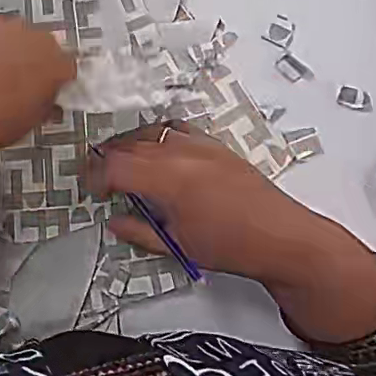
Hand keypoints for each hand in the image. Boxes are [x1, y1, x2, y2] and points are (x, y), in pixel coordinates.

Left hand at [0, 16, 76, 178]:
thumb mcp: (26, 124)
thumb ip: (44, 104)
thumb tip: (46, 96)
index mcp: (53, 62)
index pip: (67, 65)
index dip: (58, 81)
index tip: (47, 95)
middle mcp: (29, 34)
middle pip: (40, 44)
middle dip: (34, 61)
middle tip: (19, 86)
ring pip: (10, 35)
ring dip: (6, 50)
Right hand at [85, 123, 375, 342]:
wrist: (282, 237)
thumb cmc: (235, 245)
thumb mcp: (179, 245)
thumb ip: (140, 231)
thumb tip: (116, 222)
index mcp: (169, 180)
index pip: (115, 166)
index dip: (95, 177)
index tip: (93, 190)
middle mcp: (182, 154)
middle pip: (129, 146)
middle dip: (107, 161)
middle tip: (101, 179)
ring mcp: (201, 146)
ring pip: (151, 133)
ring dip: (131, 147)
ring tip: (125, 166)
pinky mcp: (216, 146)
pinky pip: (178, 130)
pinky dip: (160, 138)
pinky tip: (159, 153)